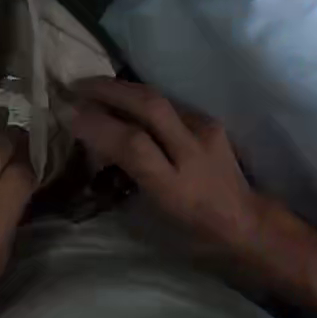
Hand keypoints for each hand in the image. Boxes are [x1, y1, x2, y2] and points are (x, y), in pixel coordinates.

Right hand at [69, 77, 270, 254]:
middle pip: (150, 107)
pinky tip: (124, 99)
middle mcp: (193, 154)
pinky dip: (139, 98)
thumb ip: (124, 174)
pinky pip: (167, 103)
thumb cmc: (190, 231)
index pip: (134, 145)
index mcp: (175, 187)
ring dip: (121, 88)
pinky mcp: (210, 121)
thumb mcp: (151, 213)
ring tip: (93, 87)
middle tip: (76, 86)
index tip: (69, 115)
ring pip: (158, 97)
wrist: (247, 225)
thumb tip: (92, 142)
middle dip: (108, 90)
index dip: (99, 126)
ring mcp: (206, 133)